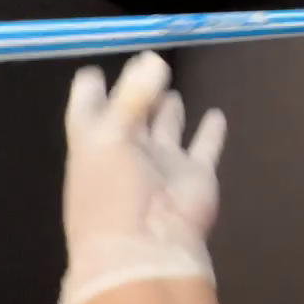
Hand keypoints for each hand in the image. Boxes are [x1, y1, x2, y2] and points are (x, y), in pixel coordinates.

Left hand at [59, 51, 226, 303]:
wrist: (147, 246)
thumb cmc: (114, 195)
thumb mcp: (114, 140)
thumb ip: (134, 98)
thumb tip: (153, 57)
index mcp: (95, 148)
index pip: (88, 113)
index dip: (89, 94)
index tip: (91, 72)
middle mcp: (126, 153)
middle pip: (130, 116)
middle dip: (135, 92)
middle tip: (146, 63)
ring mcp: (162, 164)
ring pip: (165, 130)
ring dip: (166, 111)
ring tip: (170, 89)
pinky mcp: (194, 173)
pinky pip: (204, 146)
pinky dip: (210, 131)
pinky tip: (215, 115)